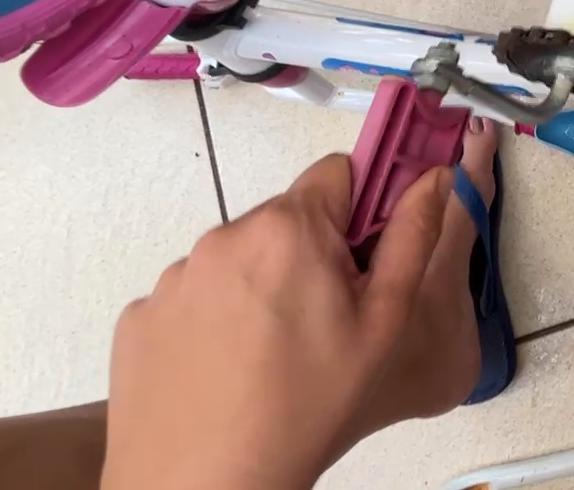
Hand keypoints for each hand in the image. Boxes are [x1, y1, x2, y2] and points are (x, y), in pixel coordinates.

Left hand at [102, 155, 450, 489]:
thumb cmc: (309, 402)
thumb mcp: (387, 316)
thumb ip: (415, 232)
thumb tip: (437, 174)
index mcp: (288, 227)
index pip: (338, 171)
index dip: (362, 206)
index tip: (365, 255)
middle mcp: (223, 236)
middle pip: (290, 216)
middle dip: (315, 247)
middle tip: (329, 313)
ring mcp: (172, 279)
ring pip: (244, 253)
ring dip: (266, 279)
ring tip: (276, 346)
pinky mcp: (136, 319)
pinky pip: (196, 292)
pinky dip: (218, 313)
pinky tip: (230, 362)